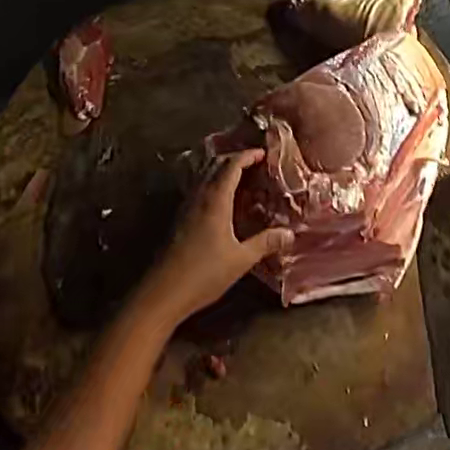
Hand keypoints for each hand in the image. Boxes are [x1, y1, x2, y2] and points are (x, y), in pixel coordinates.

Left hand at [135, 149, 293, 323]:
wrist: (160, 295)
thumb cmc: (202, 274)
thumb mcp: (240, 260)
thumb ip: (265, 243)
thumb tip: (290, 233)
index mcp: (215, 200)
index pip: (231, 166)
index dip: (247, 156)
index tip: (263, 154)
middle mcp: (199, 198)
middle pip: (215, 165)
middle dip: (235, 158)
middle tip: (255, 162)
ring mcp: (185, 208)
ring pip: (204, 176)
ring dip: (221, 169)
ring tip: (240, 176)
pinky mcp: (178, 220)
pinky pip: (198, 189)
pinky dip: (212, 183)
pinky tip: (221, 200)